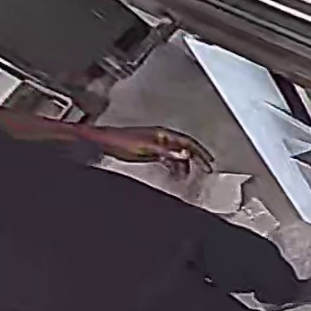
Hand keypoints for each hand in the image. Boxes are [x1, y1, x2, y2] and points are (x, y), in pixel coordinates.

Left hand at [93, 126, 215, 177]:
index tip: (209, 161)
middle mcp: (162, 139)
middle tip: (206, 169)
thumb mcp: (147, 147)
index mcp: (164, 134)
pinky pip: (168, 160)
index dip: (201, 152)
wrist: (101, 143)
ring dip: (184, 166)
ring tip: (187, 175)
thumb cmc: (120, 141)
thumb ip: (168, 151)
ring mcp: (156, 146)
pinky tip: (174, 174)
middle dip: (197, 159)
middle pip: (185, 149)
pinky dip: (174, 167)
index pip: (189, 143)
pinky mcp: (150, 153)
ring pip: (177, 156)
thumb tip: (186, 154)